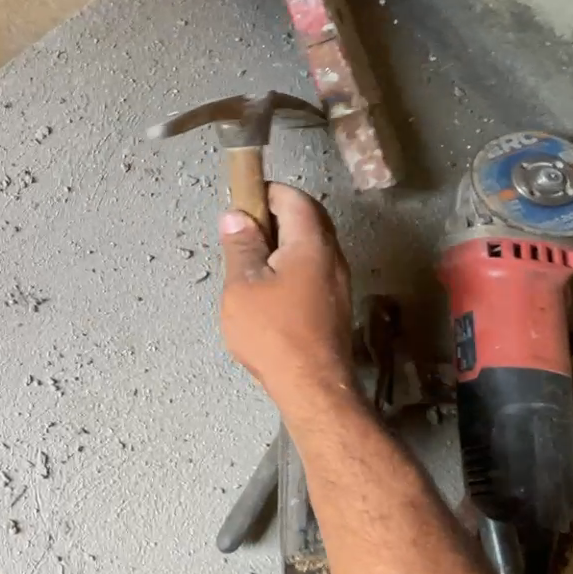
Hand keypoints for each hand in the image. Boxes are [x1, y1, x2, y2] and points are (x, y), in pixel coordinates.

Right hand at [218, 184, 354, 402]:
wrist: (310, 382)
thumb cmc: (272, 332)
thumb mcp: (242, 284)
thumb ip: (240, 246)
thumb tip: (235, 215)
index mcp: (310, 245)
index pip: (295, 200)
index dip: (267, 191)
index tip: (240, 195)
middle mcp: (331, 257)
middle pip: (309, 217)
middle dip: (275, 211)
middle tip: (241, 221)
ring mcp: (336, 280)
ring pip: (311, 242)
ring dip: (281, 236)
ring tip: (247, 252)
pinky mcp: (332, 300)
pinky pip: (312, 264)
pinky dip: (288, 258)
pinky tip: (265, 279)